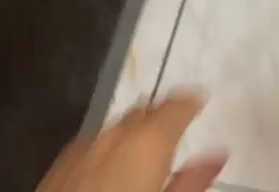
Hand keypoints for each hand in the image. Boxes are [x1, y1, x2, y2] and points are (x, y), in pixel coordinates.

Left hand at [35, 91, 226, 191]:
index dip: (191, 100)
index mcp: (151, 141)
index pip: (178, 103)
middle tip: (175, 131)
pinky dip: (106, 147)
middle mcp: (119, 133)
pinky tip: (106, 168)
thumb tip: (218, 154)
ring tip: (143, 152)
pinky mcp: (59, 165)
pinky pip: (91, 143)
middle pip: (147, 111)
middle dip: (161, 117)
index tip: (201, 102)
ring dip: (133, 131)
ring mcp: (86, 147)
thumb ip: (193, 179)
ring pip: (118, 126)